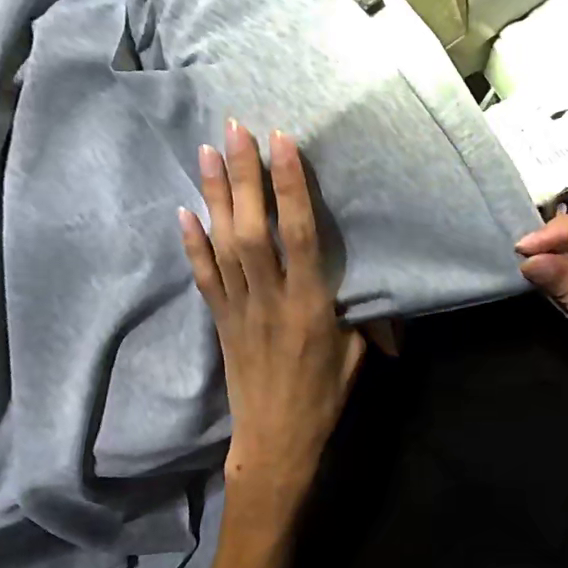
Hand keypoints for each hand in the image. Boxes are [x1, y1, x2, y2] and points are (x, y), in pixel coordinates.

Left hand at [180, 121, 365, 523]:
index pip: (299, 234)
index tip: (281, 143)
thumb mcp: (357, 354)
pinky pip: (203, 276)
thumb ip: (367, 316)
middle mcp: (270, 298)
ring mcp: (239, 308)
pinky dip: (192, 242)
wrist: (276, 440)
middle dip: (243, 176)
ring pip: (223, 245)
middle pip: (252, 229)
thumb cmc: (325, 396)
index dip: (290, 187)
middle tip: (234, 128)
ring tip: (208, 150)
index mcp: (310, 304)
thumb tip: (384, 290)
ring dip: (215, 196)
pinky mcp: (219, 321)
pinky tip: (183, 210)